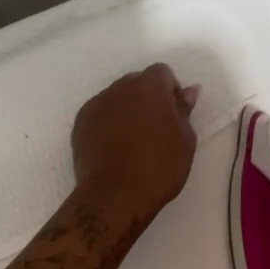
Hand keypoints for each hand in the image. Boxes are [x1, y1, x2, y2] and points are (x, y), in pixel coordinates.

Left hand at [71, 63, 199, 218]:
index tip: (173, 115)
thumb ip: (184, 109)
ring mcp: (97, 104)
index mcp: (149, 87)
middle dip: (147, 98)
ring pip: (117, 98)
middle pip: (137, 83)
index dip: (170, 91)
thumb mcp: (185, 140)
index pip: (162, 72)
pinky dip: (108, 123)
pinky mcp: (81, 122)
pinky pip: (100, 113)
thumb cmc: (159, 168)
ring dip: (126, 110)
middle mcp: (120, 88)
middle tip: (154, 129)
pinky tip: (114, 147)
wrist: (115, 195)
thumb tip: (188, 90)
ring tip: (132, 141)